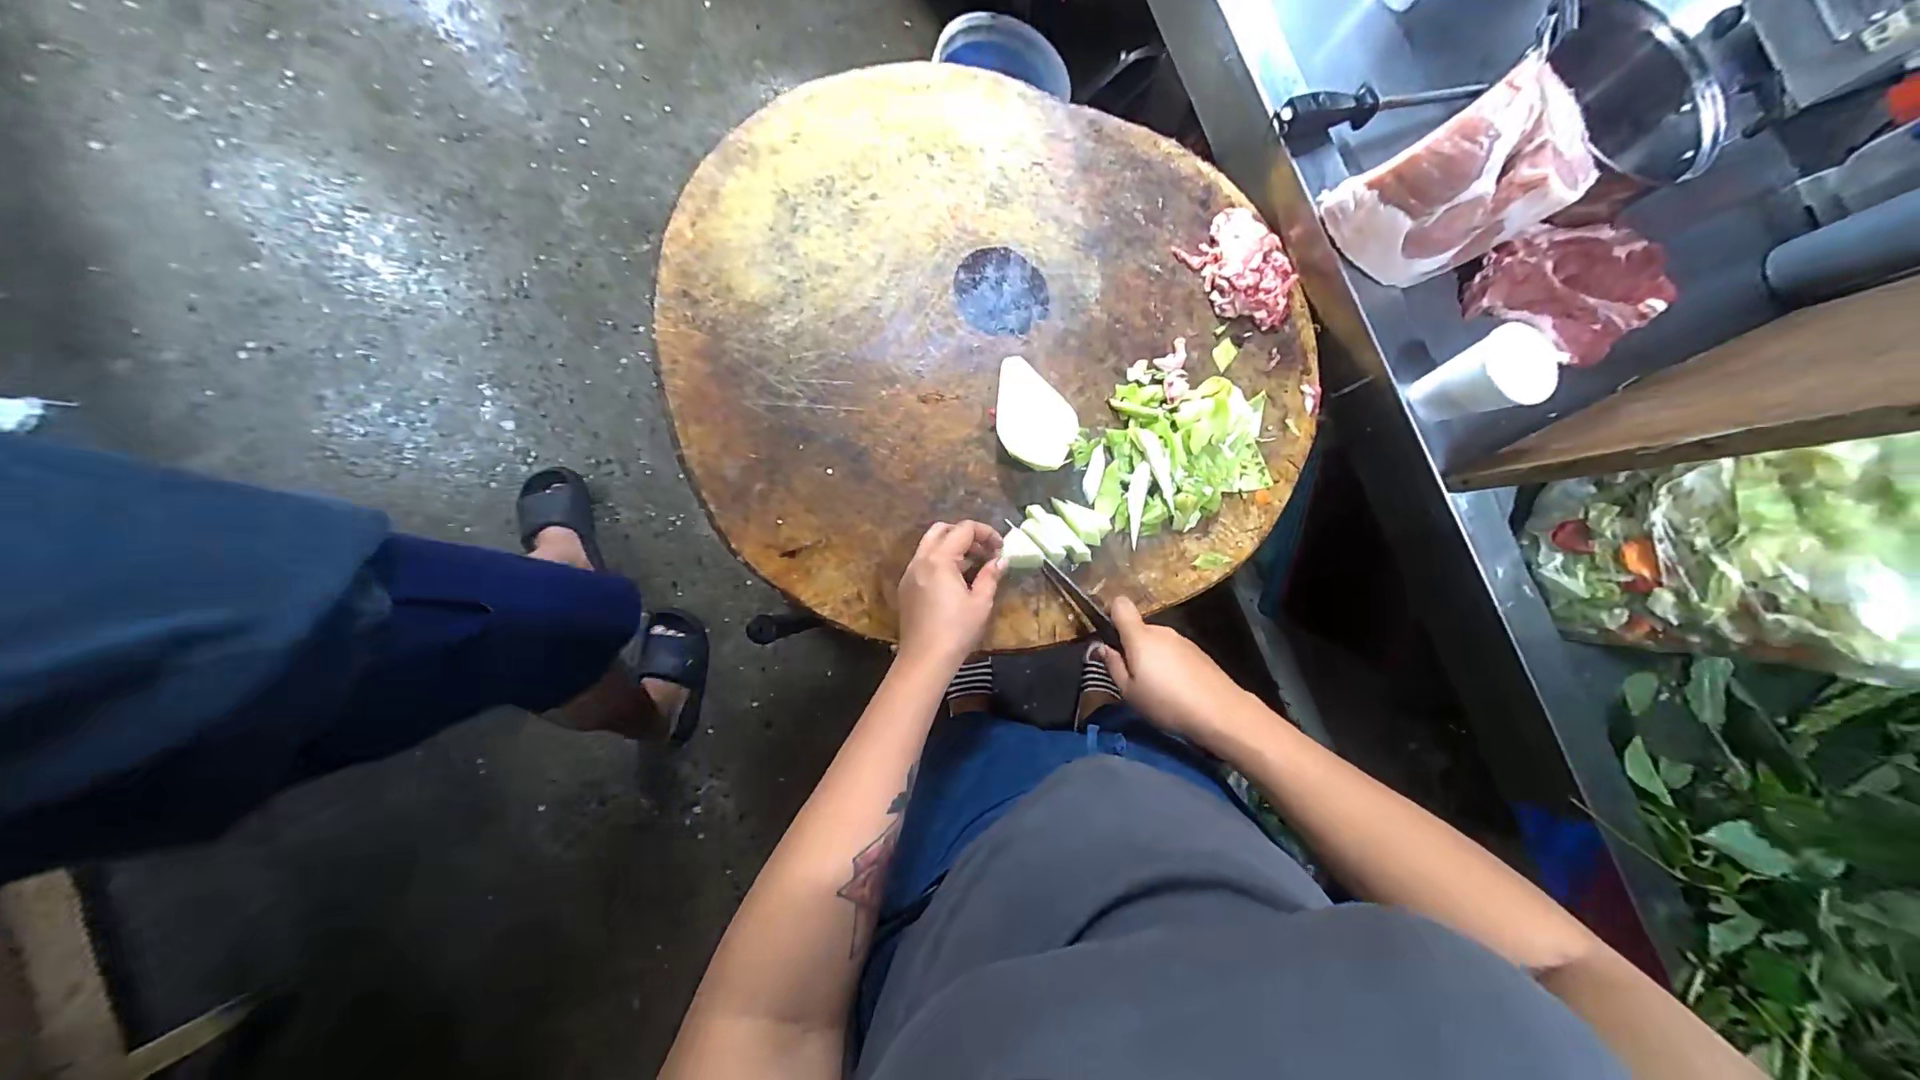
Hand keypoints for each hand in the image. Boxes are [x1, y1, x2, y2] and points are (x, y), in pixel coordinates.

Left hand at [896, 521, 1004, 669]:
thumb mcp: (981, 602)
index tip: (1000, 548)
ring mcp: (910, 573)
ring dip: (952, 547)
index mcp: (939, 559)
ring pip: (930, 545)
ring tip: (973, 566)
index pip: (964, 529)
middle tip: (985, 552)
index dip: (986, 533)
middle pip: (942, 530)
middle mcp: (920, 560)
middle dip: (965, 535)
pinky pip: (923, 562)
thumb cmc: (957, 630)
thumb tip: (1000, 560)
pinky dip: (940, 560)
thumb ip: (991, 575)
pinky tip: (955, 581)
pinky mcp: (906, 587)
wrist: (924, 659)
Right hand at [1094, 596, 1256, 746]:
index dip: (1112, 614)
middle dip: (1133, 648)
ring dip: (1153, 658)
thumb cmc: (1166, 702)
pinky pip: (1174, 651)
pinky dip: (1171, 664)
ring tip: (1158, 688)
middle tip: (1134, 678)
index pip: (1120, 605)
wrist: (1221, 712)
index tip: (1110, 638)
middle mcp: (1161, 631)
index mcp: (1139, 636)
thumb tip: (1101, 647)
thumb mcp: (1129, 692)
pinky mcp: (1199, 652)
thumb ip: (1112, 665)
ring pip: (1157, 642)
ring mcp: (1182, 640)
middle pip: (1139, 630)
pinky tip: (1178, 688)